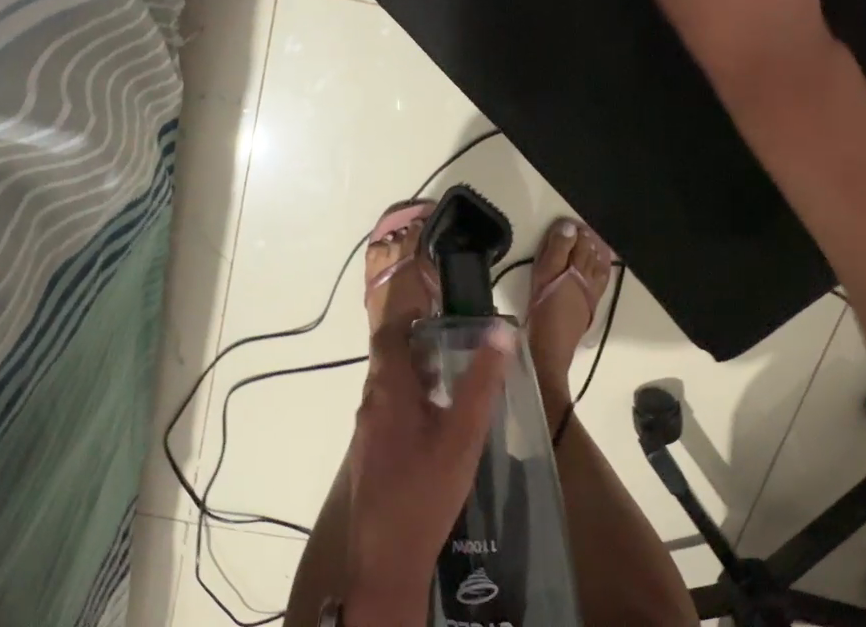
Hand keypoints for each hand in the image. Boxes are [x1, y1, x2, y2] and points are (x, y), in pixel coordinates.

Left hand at [342, 320, 515, 625]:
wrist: (387, 557)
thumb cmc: (427, 489)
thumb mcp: (464, 434)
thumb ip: (482, 382)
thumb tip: (500, 330)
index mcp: (388, 390)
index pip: (388, 335)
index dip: (408, 316)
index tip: (436, 308)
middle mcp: (370, 404)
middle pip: (388, 361)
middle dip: (418, 348)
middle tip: (454, 346)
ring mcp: (366, 433)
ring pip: (389, 390)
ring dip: (415, 379)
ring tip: (451, 384)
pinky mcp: (369, 457)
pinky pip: (388, 415)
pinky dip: (410, 406)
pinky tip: (436, 429)